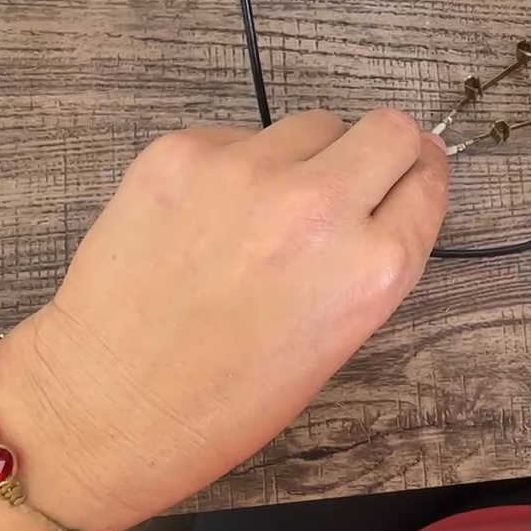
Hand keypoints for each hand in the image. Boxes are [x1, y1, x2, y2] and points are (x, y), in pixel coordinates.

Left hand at [0, 108, 448, 530]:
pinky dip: (239, 165)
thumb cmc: (230, 399)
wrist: (102, 407)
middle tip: (348, 181)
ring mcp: (246, 170)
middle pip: (390, 127)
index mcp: (371, 268)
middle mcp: (319, 205)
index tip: (406, 177)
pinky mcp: (181, 150)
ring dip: (307, 158)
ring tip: (262, 212)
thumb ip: (373, 257)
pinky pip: (241, 135)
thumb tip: (395, 185)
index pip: (428, 179)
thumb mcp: (337, 337)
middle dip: (383, 150)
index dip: (420, 178)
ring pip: (314, 124)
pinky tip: (205, 216)